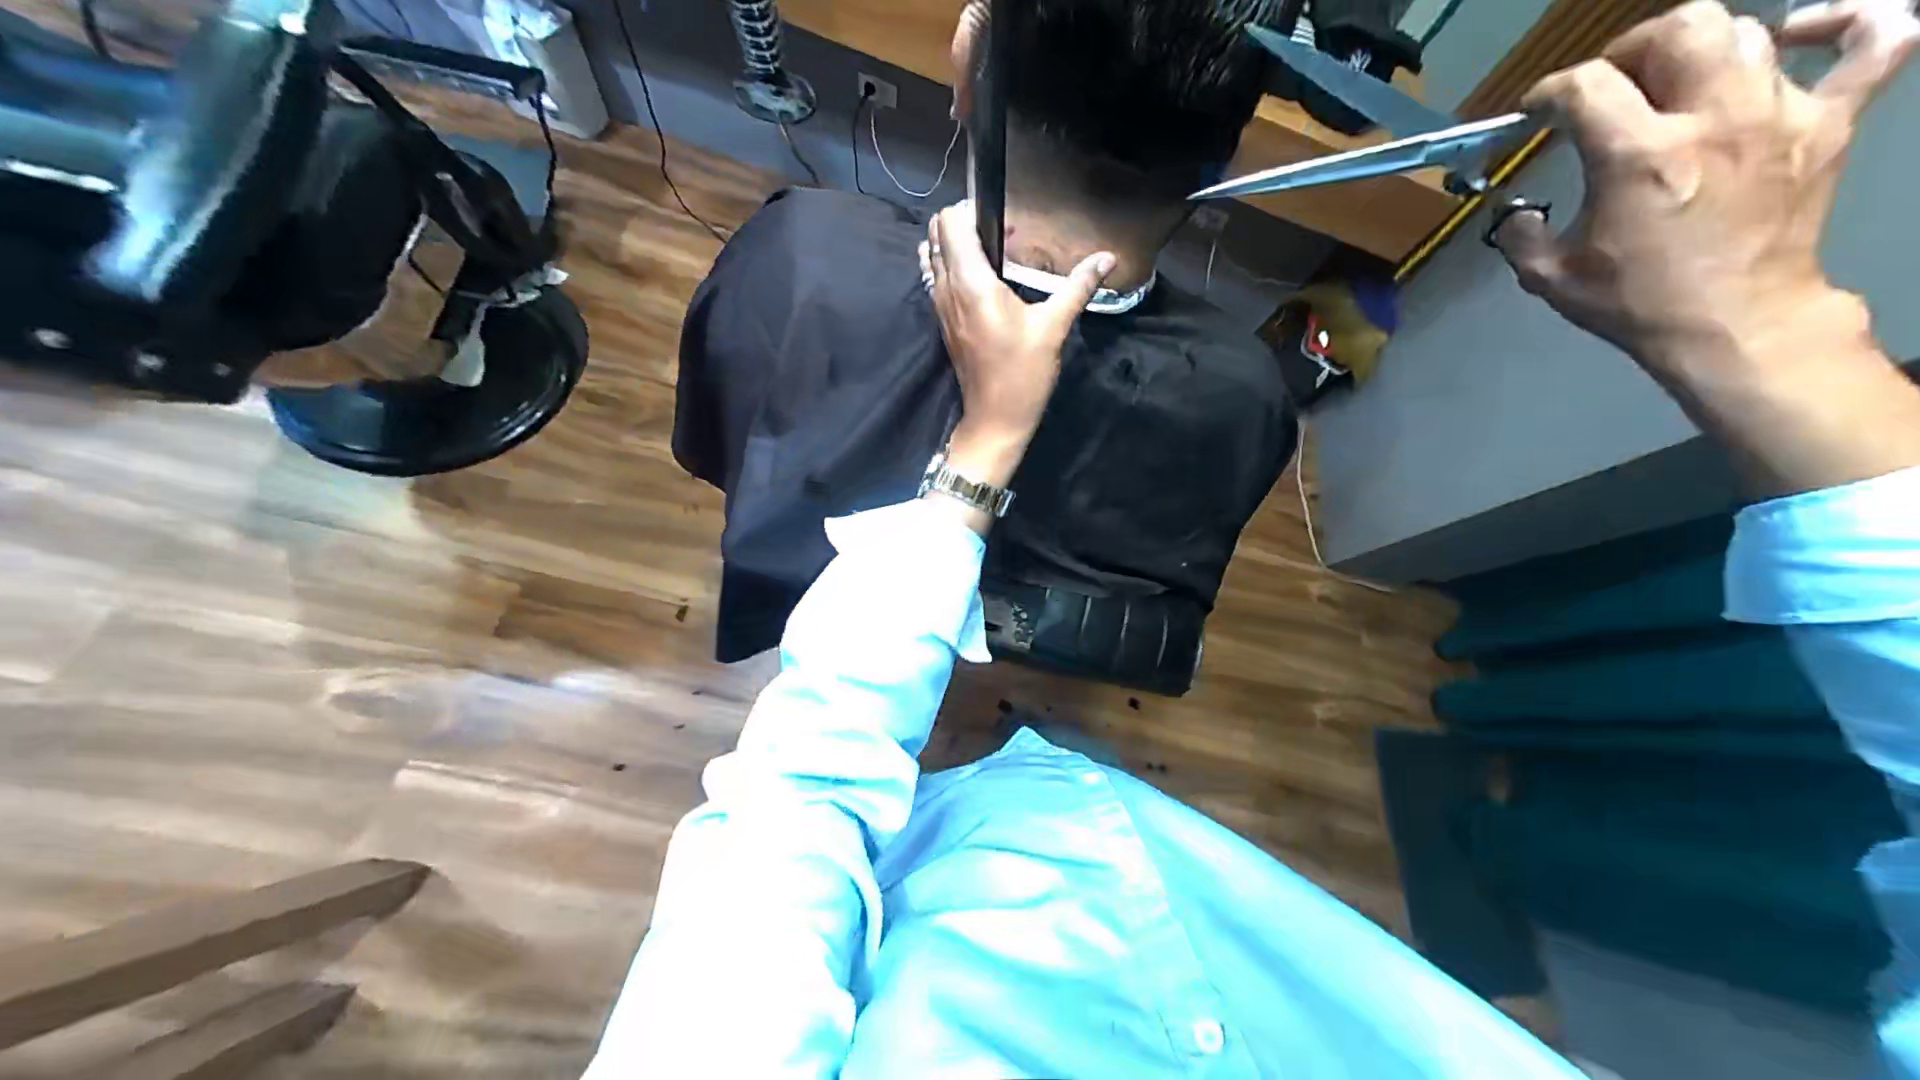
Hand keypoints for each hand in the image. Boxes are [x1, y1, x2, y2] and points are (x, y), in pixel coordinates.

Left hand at [922, 201, 1113, 489]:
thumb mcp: (1054, 327)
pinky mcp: (941, 322)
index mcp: (971, 283)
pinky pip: (934, 279)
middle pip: (936, 233)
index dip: (973, 211)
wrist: (995, 418)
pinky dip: (949, 267)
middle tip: (1000, 235)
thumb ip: (1077, 286)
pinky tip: (979, 279)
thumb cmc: (1023, 374)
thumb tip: (1106, 258)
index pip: (950, 223)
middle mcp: (947, 289)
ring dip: (955, 245)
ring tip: (990, 255)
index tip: (1005, 223)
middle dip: (963, 223)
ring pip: (932, 256)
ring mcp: (939, 306)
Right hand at [1495, 0, 1917, 369]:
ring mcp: (1783, 112)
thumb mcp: (1549, 275)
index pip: (1587, 87)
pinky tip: (1801, 34)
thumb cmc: (1635, 302)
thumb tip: (1518, 212)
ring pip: (1749, 32)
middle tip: (1610, 79)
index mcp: (1638, 157)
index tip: (1537, 110)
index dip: (1551, 91)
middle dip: (1631, 47)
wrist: (1734, 322)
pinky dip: (1847, 21)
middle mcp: (1714, 118)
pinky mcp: (1833, 120)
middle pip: (1681, 30)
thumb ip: (1521, 234)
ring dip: (1701, 47)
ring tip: (1676, 79)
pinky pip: (1875, 38)